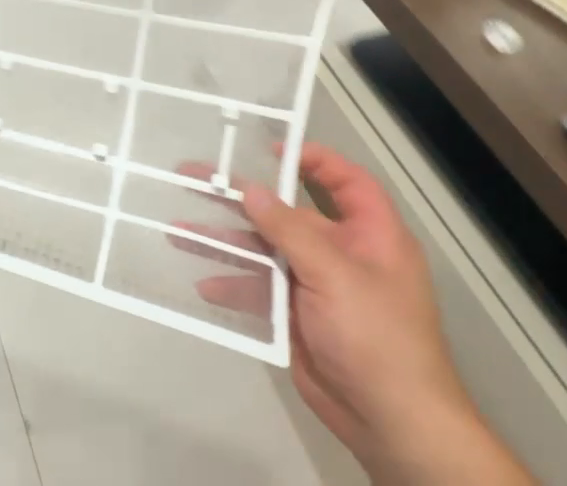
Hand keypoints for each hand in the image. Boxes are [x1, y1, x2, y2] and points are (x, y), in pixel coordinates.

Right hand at [186, 143, 533, 485]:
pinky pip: (257, 290)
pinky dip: (231, 285)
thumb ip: (288, 229)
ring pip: (263, 251)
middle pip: (288, 214)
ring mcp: (317, 286)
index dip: (315, 161)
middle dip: (242, 199)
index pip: (348, 183)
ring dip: (224, 242)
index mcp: (371, 237)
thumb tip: (250, 190)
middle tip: (193, 180)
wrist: (389, 417)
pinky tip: (203, 285)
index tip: (271, 149)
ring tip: (177, 232)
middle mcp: (343, 255)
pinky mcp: (296, 315)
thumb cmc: (375, 335)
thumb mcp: (334, 274)